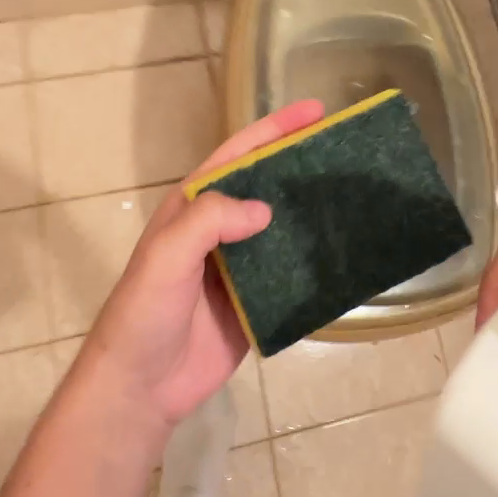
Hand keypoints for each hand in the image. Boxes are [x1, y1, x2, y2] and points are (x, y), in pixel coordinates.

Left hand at [72, 100, 324, 427]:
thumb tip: (265, 208)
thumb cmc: (146, 310)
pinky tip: (345, 250)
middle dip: (301, 164)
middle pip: (266, 186)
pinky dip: (314, 259)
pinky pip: (290, 271)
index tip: (315, 111)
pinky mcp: (257, 300)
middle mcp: (220, 228)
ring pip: (282, 227)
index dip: (274, 130)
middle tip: (347, 149)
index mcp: (195, 206)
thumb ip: (210, 221)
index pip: (239, 155)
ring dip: (312, 211)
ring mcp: (240, 265)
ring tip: (356, 194)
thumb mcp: (167, 254)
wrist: (142, 385)